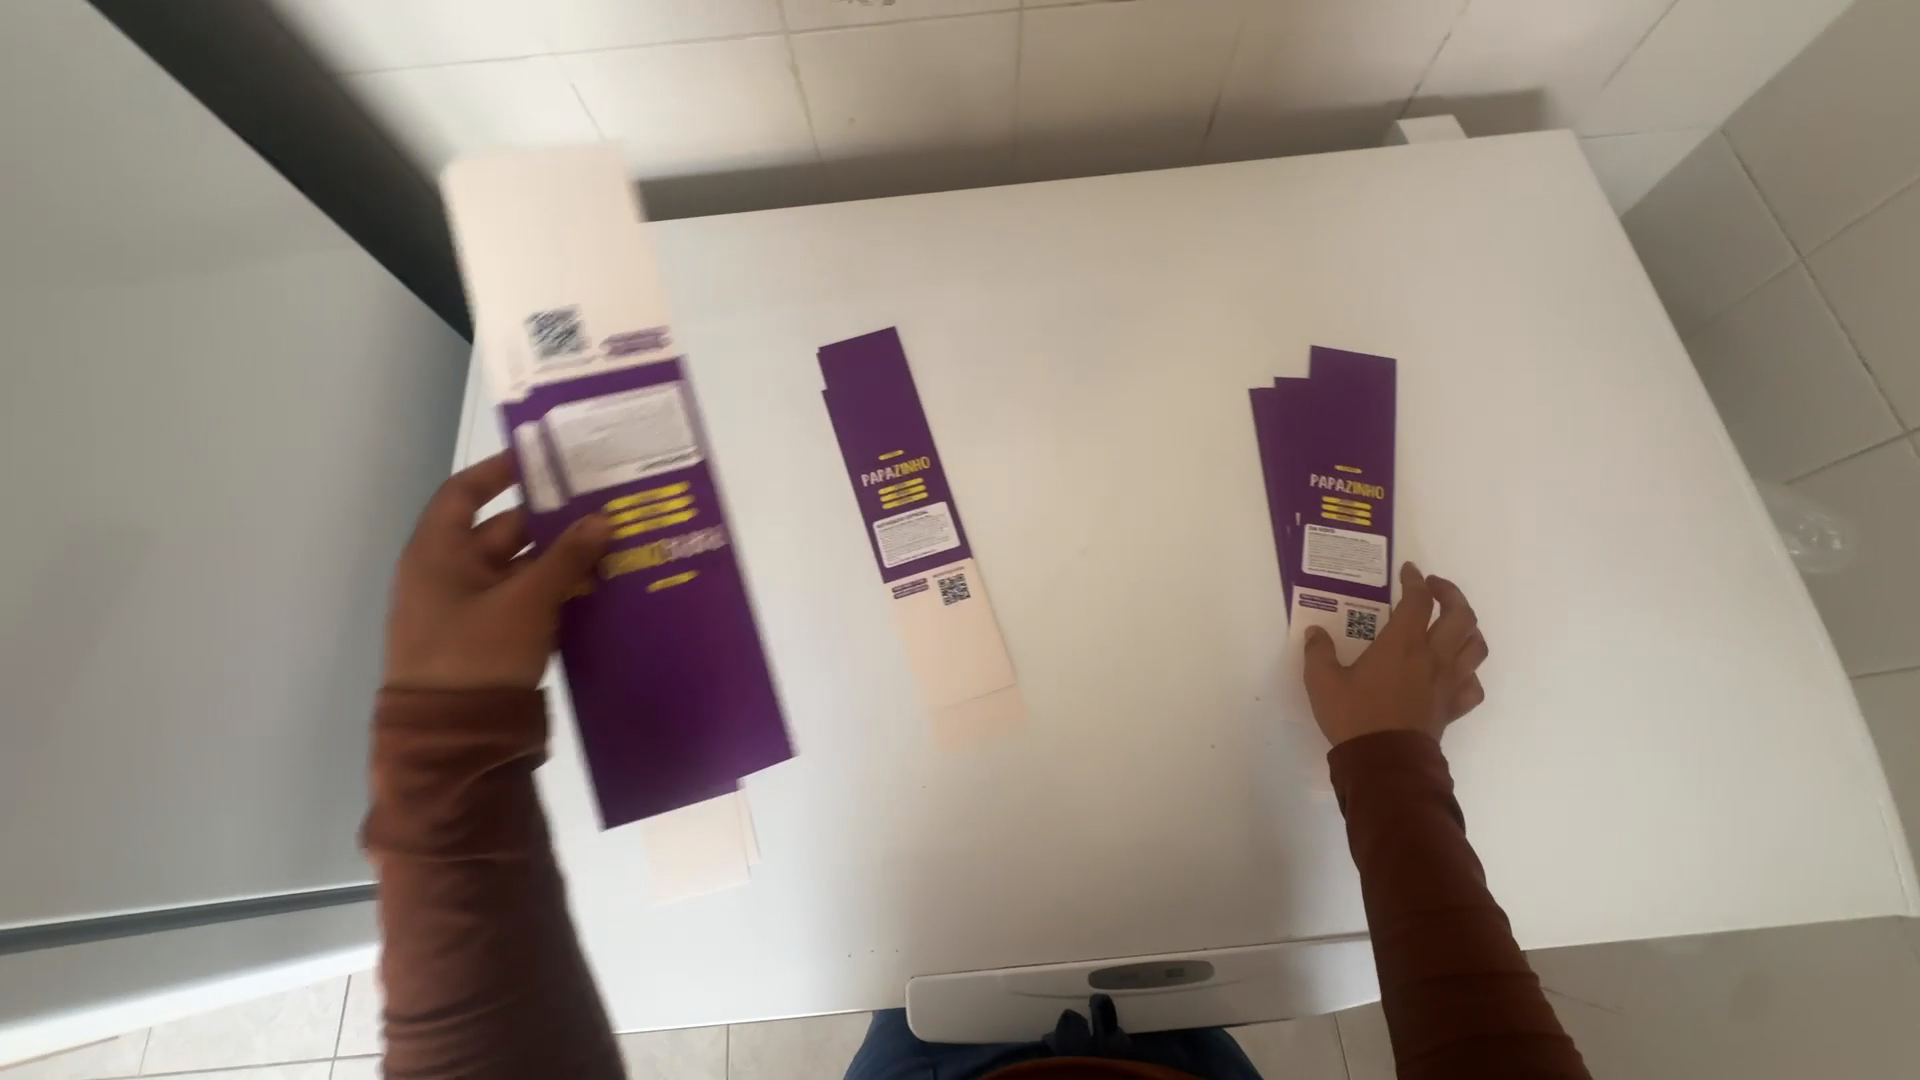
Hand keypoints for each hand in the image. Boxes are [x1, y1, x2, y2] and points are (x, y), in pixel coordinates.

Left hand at [384, 453, 611, 690]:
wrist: (454, 737)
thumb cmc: (478, 653)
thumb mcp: (527, 600)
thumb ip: (567, 557)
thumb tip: (603, 520)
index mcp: (438, 553)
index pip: (465, 494)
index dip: (500, 472)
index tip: (544, 460)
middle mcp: (450, 573)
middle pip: (504, 532)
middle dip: (552, 523)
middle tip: (602, 510)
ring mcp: (469, 607)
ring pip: (521, 568)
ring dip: (562, 560)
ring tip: (612, 548)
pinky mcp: (490, 637)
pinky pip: (526, 599)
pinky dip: (557, 591)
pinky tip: (597, 589)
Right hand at [1303, 563, 1488, 745]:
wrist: (1384, 760)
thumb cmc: (1353, 715)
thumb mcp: (1321, 680)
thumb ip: (1318, 652)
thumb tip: (1316, 633)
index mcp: (1401, 644)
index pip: (1417, 601)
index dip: (1414, 581)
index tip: (1408, 571)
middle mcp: (1432, 657)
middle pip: (1460, 615)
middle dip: (1450, 594)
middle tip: (1434, 588)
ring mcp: (1448, 682)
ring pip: (1475, 645)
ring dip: (1468, 627)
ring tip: (1452, 622)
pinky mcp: (1452, 706)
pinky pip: (1473, 683)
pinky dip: (1469, 671)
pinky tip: (1455, 670)